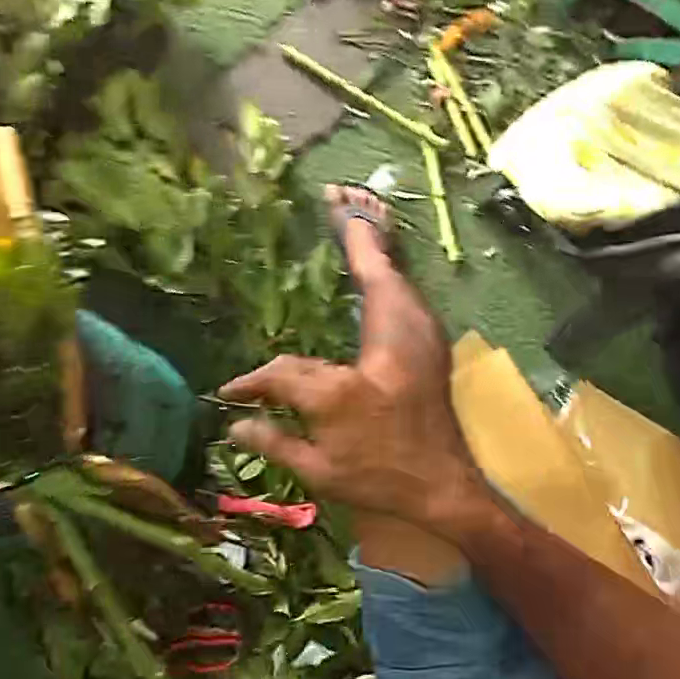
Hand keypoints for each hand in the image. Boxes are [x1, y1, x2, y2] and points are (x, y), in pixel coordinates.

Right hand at [218, 214, 492, 534]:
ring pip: (396, 273)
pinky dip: (390, 261)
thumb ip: (273, 441)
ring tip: (354, 204)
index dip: (255, 384)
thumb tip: (233, 423)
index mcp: (347, 387)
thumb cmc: (383, 479)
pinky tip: (377, 252)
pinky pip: (405, 287)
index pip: (286, 371)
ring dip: (377, 237)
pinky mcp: (428, 341)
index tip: (233, 393)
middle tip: (334, 192)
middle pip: (373, 272)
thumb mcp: (319, 472)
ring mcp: (418, 338)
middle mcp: (387, 346)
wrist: (447, 487)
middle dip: (355, 228)